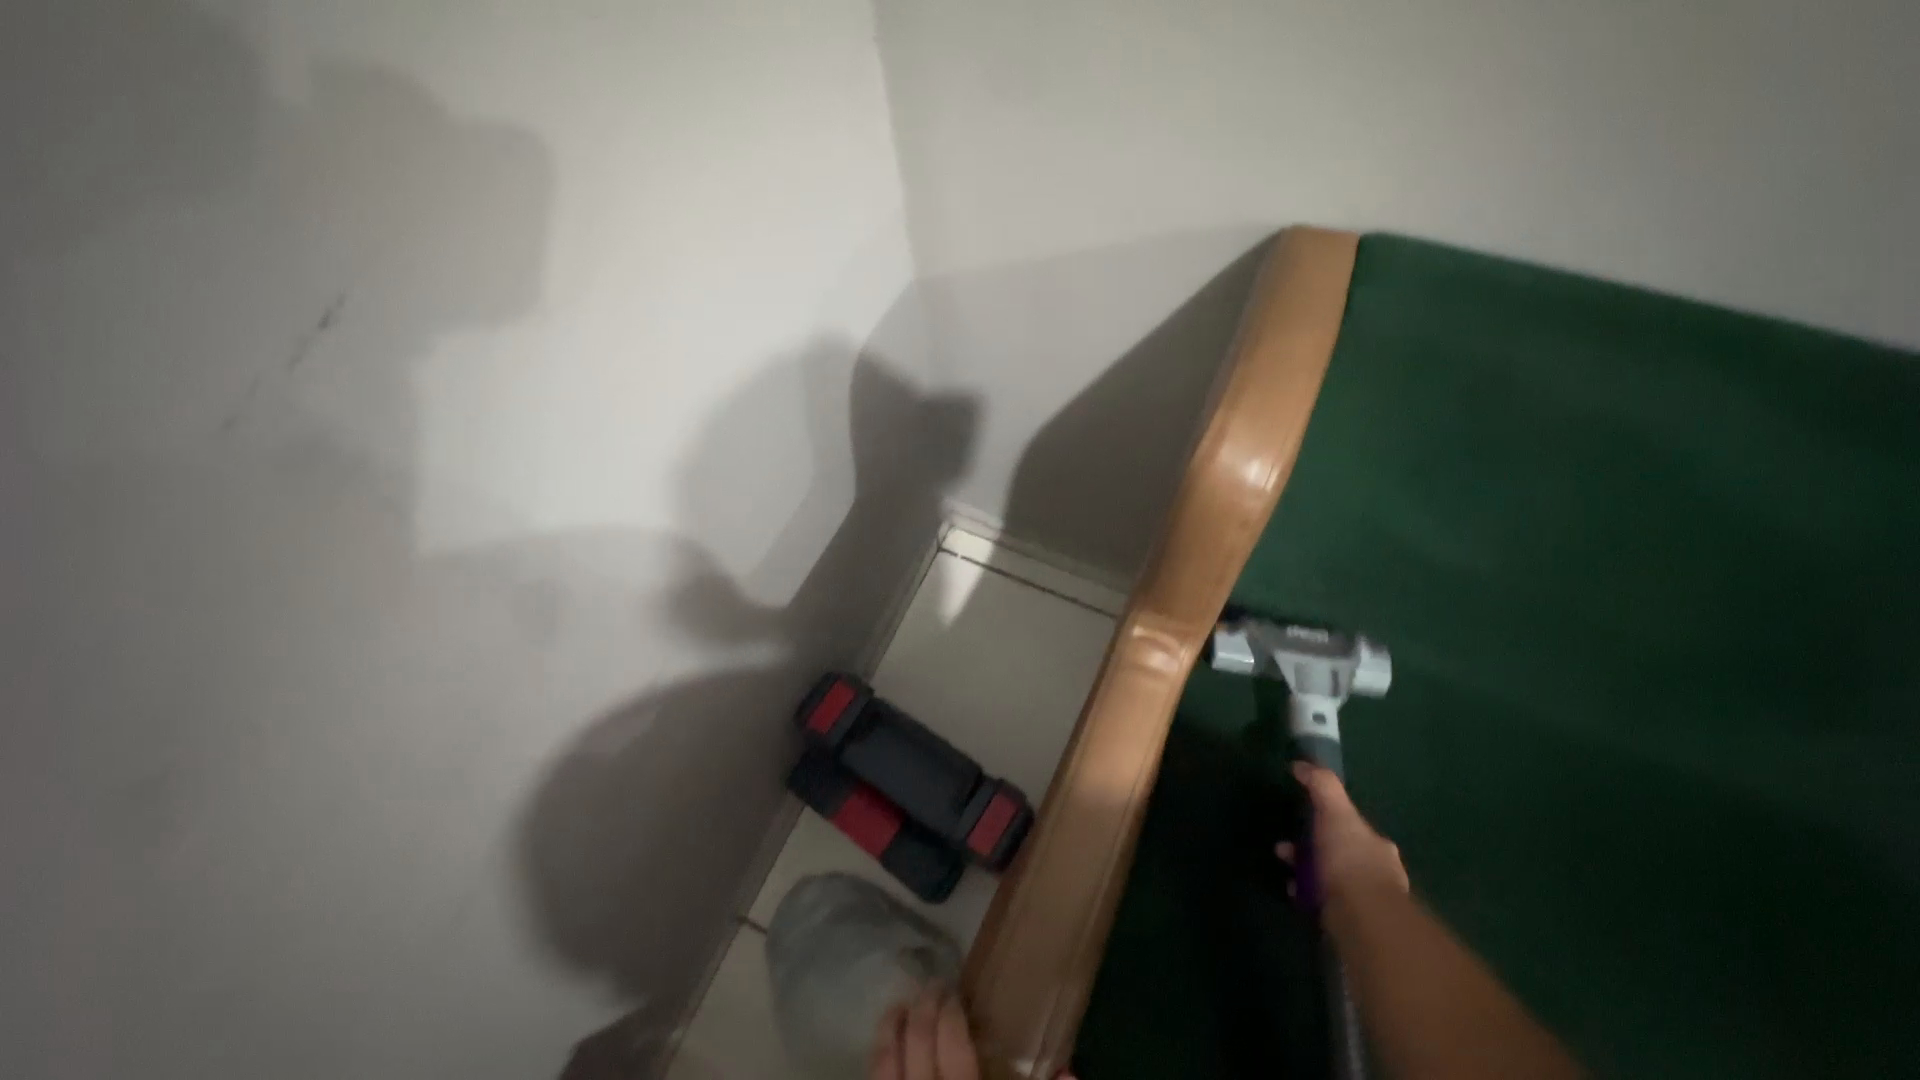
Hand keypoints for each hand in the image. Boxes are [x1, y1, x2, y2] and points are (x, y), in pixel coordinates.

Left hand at [871, 986, 1076, 1079]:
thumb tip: (1070, 1071)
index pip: (953, 1049)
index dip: (950, 1016)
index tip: (954, 993)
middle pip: (917, 1049)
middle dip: (923, 1012)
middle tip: (933, 988)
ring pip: (885, 1067)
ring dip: (890, 1032)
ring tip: (900, 1006)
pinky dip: (878, 1061)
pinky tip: (885, 1047)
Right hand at [1276, 762, 1407, 902]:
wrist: (1361, 915)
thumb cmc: (1349, 859)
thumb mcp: (1335, 811)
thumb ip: (1321, 785)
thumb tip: (1301, 764)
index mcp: (1377, 845)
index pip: (1352, 827)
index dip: (1327, 820)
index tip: (1302, 817)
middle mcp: (1377, 871)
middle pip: (1340, 852)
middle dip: (1312, 847)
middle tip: (1285, 847)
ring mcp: (1367, 899)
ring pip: (1332, 878)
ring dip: (1307, 870)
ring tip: (1284, 869)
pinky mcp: (1353, 921)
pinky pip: (1325, 901)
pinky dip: (1308, 894)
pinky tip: (1294, 892)